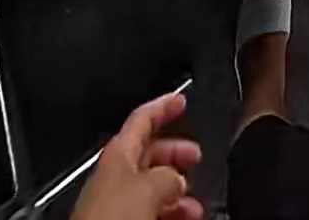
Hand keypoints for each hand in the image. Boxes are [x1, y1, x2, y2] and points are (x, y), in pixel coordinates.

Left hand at [71, 92, 203, 219]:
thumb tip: (178, 178)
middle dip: (175, 153)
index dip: (163, 106)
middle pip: (150, 152)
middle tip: (196, 156)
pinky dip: (167, 211)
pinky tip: (181, 217)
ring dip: (176, 192)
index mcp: (119, 153)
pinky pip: (147, 209)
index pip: (143, 118)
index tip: (180, 100)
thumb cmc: (112, 217)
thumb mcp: (149, 187)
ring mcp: (115, 202)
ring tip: (193, 205)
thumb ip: (169, 175)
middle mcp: (115, 174)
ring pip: (151, 186)